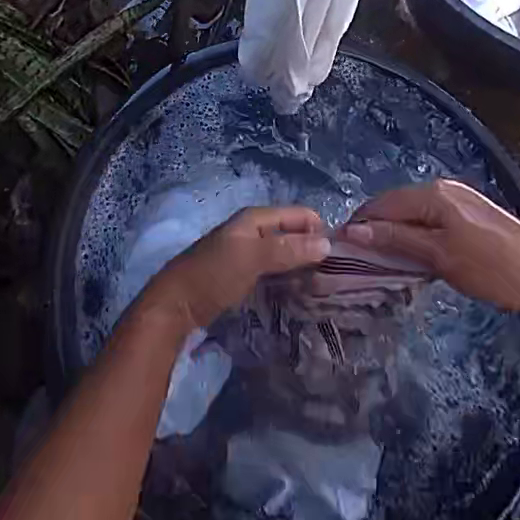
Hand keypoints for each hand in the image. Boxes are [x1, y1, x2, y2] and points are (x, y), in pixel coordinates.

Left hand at [142, 206, 331, 330]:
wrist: (177, 304)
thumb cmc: (213, 274)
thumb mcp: (251, 258)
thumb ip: (287, 249)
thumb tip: (327, 244)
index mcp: (255, 219)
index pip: (300, 215)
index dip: (320, 231)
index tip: (342, 257)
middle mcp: (254, 231)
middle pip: (294, 234)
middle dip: (314, 251)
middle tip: (337, 277)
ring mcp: (249, 254)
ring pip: (286, 254)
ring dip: (303, 267)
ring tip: (325, 288)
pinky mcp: (245, 275)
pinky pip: (276, 271)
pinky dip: (290, 279)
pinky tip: (302, 295)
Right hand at [340, 179, 519, 316]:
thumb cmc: (493, 268)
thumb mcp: (439, 256)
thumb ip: (395, 240)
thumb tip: (353, 231)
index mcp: (433, 194)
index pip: (381, 204)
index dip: (359, 225)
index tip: (339, 250)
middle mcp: (442, 189)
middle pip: (395, 207)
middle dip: (375, 230)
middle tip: (358, 260)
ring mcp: (457, 201)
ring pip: (411, 216)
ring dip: (395, 237)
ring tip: (382, 263)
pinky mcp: (469, 217)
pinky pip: (428, 222)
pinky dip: (415, 238)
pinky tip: (412, 258)